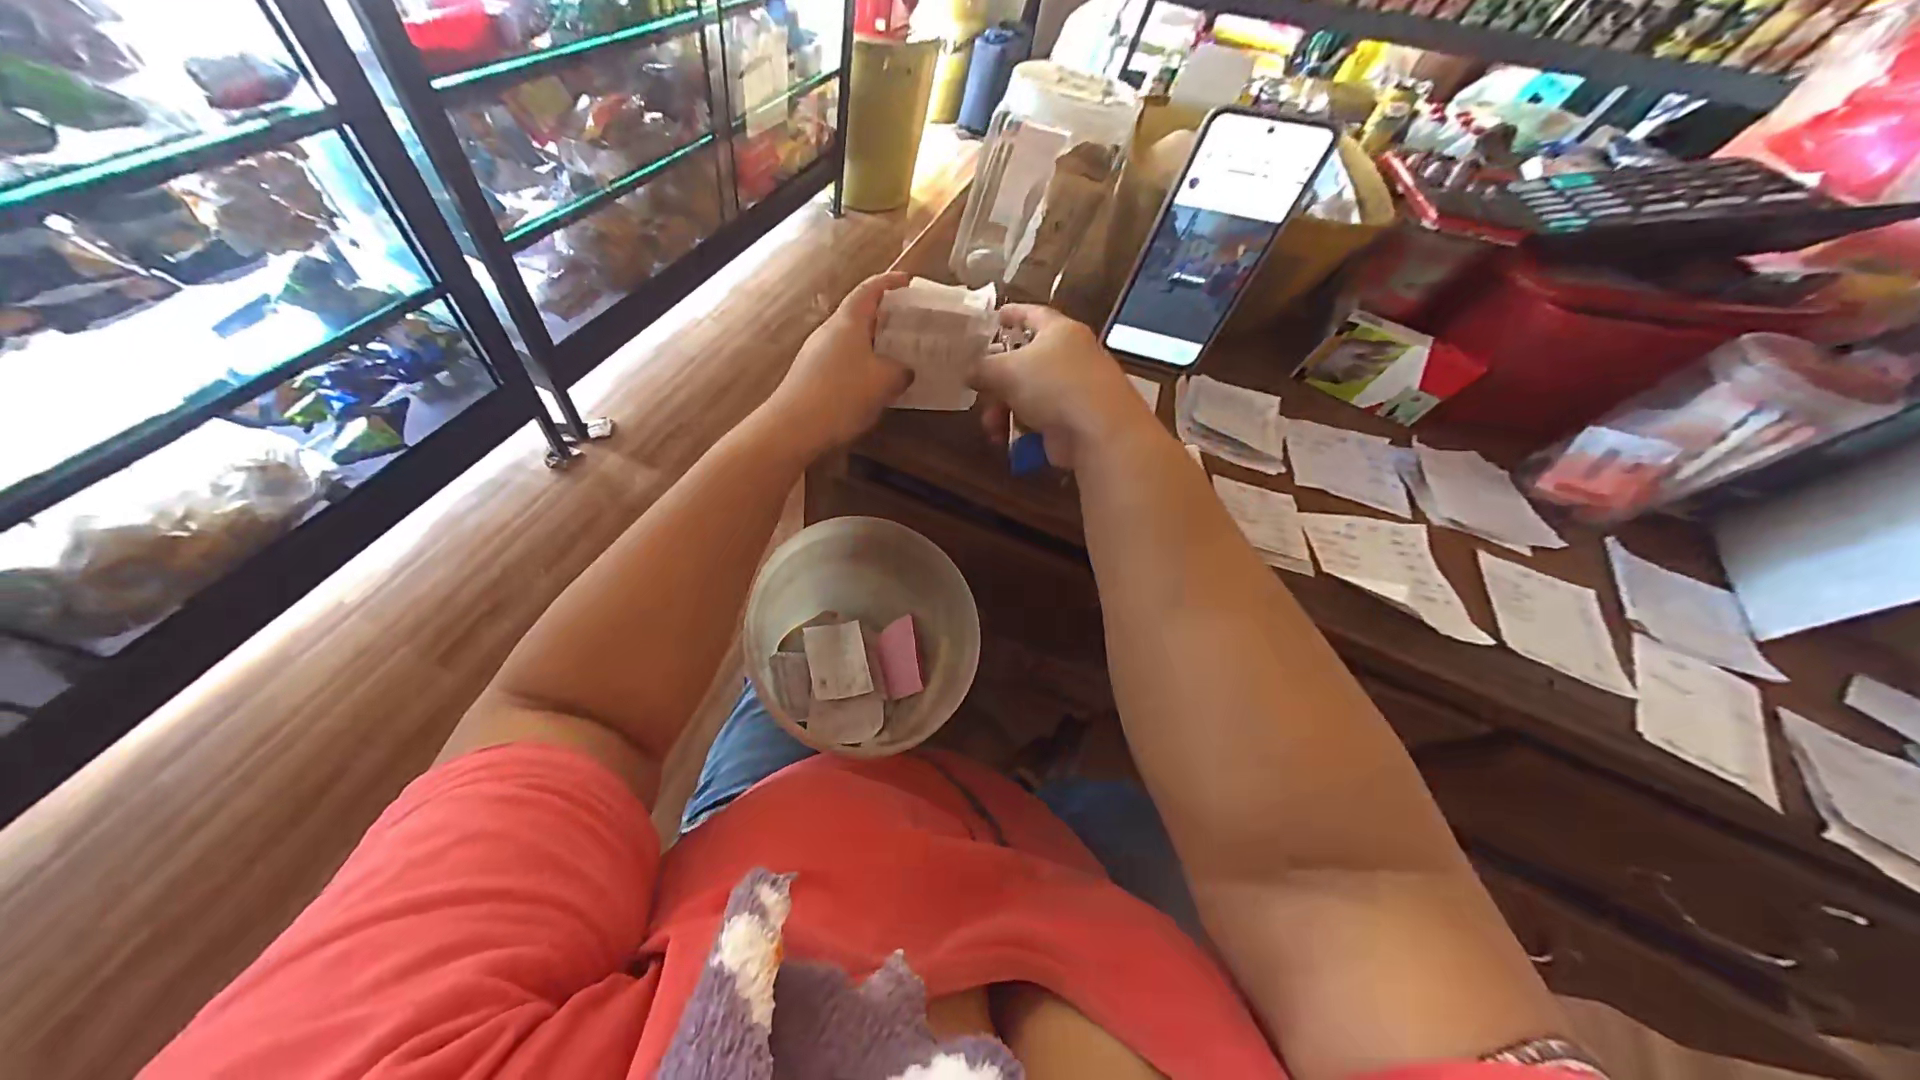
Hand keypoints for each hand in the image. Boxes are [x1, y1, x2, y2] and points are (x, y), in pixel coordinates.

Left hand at [764, 271, 912, 453]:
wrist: (793, 428)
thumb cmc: (842, 394)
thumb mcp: (884, 381)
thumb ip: (901, 371)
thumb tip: (904, 370)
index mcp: (847, 322)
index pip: (869, 290)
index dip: (889, 282)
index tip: (908, 282)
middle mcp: (829, 332)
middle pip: (859, 315)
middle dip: (885, 318)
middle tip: (910, 325)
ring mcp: (816, 355)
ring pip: (852, 342)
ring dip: (875, 345)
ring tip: (898, 358)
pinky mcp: (811, 377)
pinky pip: (844, 363)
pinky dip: (863, 366)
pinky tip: (874, 386)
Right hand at [972, 305, 1159, 469]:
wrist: (1099, 432)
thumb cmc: (1053, 386)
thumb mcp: (1006, 371)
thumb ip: (982, 368)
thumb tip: (970, 372)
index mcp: (1060, 331)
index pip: (1032, 313)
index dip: (1011, 314)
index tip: (992, 319)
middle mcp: (1070, 356)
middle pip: (1025, 363)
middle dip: (997, 383)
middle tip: (980, 395)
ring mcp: (1074, 390)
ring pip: (1028, 396)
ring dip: (1004, 412)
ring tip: (993, 429)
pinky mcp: (1074, 421)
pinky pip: (1039, 420)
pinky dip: (1021, 429)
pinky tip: (1007, 441)